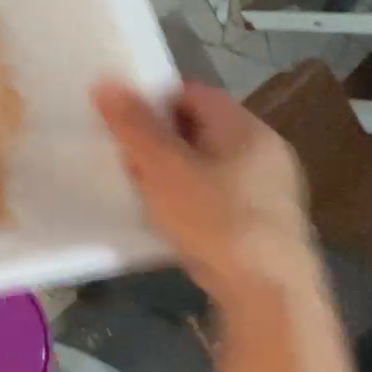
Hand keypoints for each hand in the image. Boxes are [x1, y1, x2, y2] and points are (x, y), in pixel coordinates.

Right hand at [94, 80, 314, 303]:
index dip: (151, 96)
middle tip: (117, 146)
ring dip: (161, 163)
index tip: (115, 113)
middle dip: (151, 133)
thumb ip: (132, 123)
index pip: (191, 93)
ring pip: (198, 157)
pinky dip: (179, 187)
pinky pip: (207, 185)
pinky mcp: (256, 214)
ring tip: (132, 177)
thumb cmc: (211, 215)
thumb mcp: (160, 164)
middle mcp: (263, 152)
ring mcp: (263, 185)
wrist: (264, 289)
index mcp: (247, 131)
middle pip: (194, 125)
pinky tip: (158, 204)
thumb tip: (107, 83)